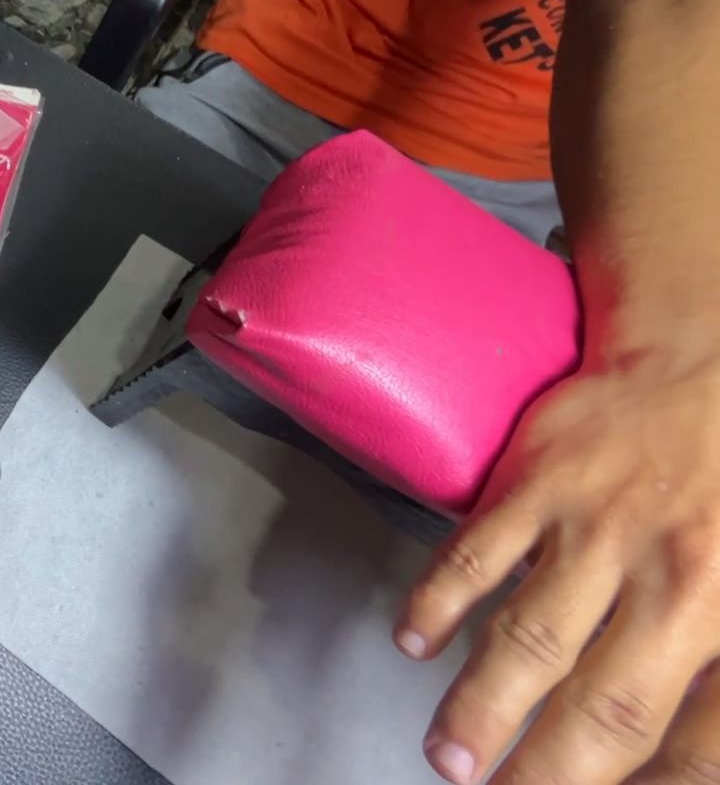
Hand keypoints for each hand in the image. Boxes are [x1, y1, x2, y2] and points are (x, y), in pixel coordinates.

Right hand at [398, 344, 719, 783]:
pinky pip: (477, 555)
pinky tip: (415, 644)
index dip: (658, 784)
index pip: (711, 740)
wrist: (705, 362)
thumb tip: (698, 736)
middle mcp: (678, 585)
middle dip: (557, 771)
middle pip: (612, 704)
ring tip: (449, 756)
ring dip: (485, 705)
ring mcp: (593, 533)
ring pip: (531, 637)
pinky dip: (442, 602)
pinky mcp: (530, 488)